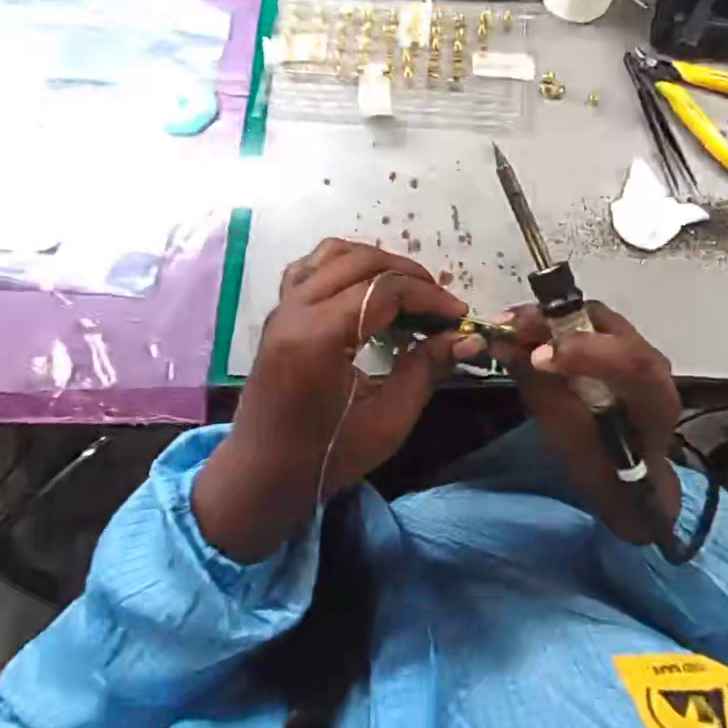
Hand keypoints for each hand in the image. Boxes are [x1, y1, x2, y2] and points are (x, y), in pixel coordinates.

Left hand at [194, 239, 467, 561]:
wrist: (261, 474)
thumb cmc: (324, 457)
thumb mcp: (387, 422)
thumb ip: (426, 370)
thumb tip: (467, 338)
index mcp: (319, 338)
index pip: (385, 289)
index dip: (429, 296)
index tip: (458, 315)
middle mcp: (296, 310)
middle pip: (361, 262)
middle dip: (409, 275)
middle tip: (438, 306)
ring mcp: (282, 308)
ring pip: (333, 253)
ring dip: (376, 262)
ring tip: (406, 292)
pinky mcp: (278, 313)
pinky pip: (309, 267)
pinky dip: (343, 264)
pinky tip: (364, 288)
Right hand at [490, 301, 682, 542]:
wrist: (628, 477)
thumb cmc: (601, 466)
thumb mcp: (568, 439)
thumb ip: (541, 389)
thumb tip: (504, 346)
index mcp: (653, 397)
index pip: (630, 361)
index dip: (582, 352)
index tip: (537, 358)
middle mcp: (652, 363)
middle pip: (605, 324)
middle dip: (552, 320)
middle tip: (507, 325)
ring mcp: (634, 348)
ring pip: (589, 317)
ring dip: (545, 318)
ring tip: (506, 324)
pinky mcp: (614, 343)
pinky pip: (581, 323)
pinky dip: (548, 324)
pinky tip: (519, 329)